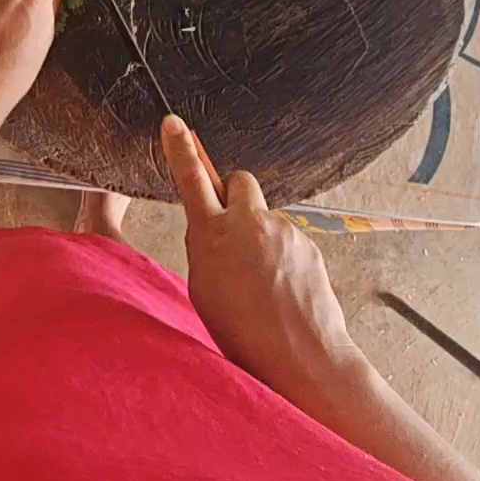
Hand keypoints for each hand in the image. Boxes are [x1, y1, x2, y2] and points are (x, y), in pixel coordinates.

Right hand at [160, 115, 366, 402]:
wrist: (301, 357)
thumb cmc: (243, 330)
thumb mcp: (201, 286)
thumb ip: (204, 247)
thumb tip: (211, 229)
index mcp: (211, 233)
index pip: (191, 177)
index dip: (179, 148)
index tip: (173, 123)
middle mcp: (248, 222)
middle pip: (240, 181)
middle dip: (234, 195)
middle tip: (233, 227)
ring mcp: (282, 230)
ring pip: (265, 216)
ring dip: (260, 235)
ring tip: (262, 281)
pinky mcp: (307, 242)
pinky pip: (286, 237)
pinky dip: (281, 255)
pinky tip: (281, 288)